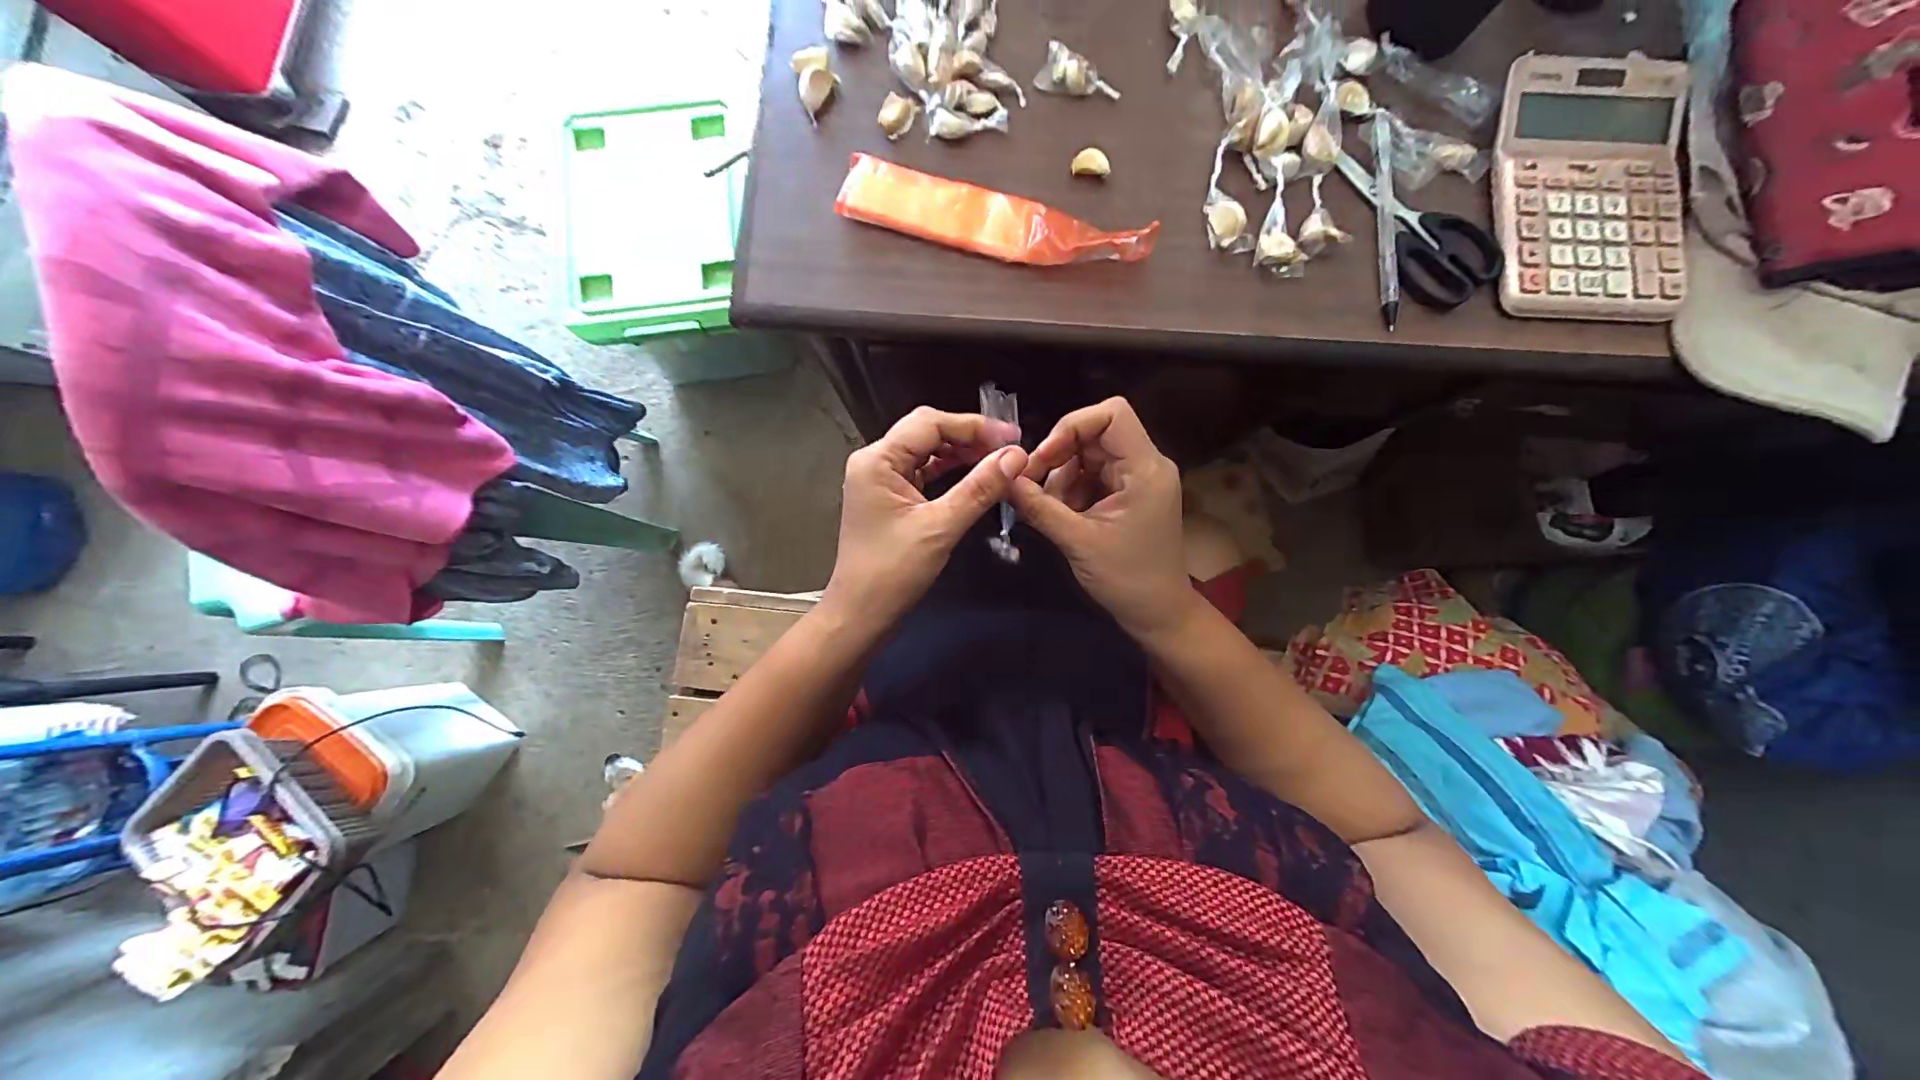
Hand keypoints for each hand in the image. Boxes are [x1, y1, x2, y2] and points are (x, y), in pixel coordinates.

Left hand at [822, 406, 1026, 633]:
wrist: (861, 615)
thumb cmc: (891, 574)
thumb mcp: (940, 527)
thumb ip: (979, 488)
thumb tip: (1015, 457)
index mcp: (877, 461)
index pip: (931, 423)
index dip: (975, 426)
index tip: (1012, 437)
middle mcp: (875, 463)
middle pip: (928, 431)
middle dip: (970, 436)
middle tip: (1009, 449)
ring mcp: (881, 480)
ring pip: (928, 451)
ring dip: (963, 453)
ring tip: (999, 460)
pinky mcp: (891, 498)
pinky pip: (925, 472)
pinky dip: (952, 471)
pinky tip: (977, 475)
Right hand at [1008, 397, 1195, 638]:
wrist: (1157, 613)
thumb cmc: (1126, 578)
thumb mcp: (1077, 541)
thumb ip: (1039, 506)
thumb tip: (1004, 479)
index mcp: (1145, 469)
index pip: (1112, 414)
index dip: (1072, 426)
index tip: (1045, 458)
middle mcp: (1145, 465)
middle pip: (1094, 433)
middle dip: (1058, 455)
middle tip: (1031, 485)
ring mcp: (1137, 480)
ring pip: (1088, 455)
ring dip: (1060, 476)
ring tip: (1047, 509)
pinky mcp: (1128, 494)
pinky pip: (1092, 475)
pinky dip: (1070, 489)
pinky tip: (1059, 514)